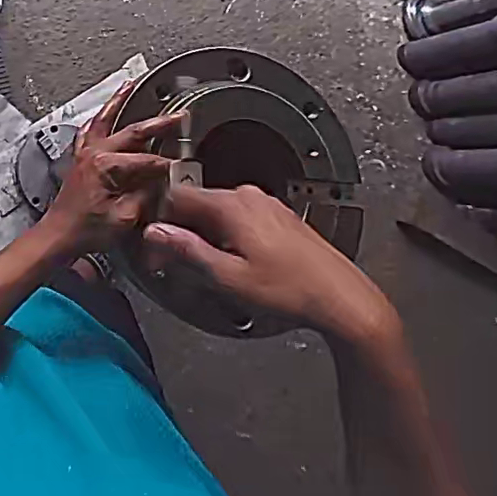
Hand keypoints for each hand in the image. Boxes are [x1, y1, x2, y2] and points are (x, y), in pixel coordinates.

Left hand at [38, 82, 184, 255]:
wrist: (58, 235)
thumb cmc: (84, 230)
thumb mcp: (124, 218)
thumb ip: (146, 196)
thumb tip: (162, 182)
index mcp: (105, 165)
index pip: (146, 160)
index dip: (167, 165)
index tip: (182, 167)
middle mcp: (93, 152)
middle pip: (132, 131)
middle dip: (159, 123)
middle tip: (179, 115)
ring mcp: (85, 153)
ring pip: (104, 119)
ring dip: (118, 101)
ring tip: (130, 86)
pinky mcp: (80, 159)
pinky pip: (89, 130)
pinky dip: (98, 118)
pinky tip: (103, 113)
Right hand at [142, 185, 404, 352]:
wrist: (343, 299)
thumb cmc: (292, 291)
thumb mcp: (229, 278)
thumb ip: (188, 251)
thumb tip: (156, 233)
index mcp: (231, 205)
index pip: (176, 196)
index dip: (158, 220)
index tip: (153, 245)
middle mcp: (247, 196)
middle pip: (196, 203)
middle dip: (179, 230)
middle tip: (173, 264)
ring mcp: (264, 204)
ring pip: (216, 211)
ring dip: (202, 234)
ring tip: (205, 269)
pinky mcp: (276, 217)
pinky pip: (237, 217)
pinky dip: (225, 235)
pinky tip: (233, 263)